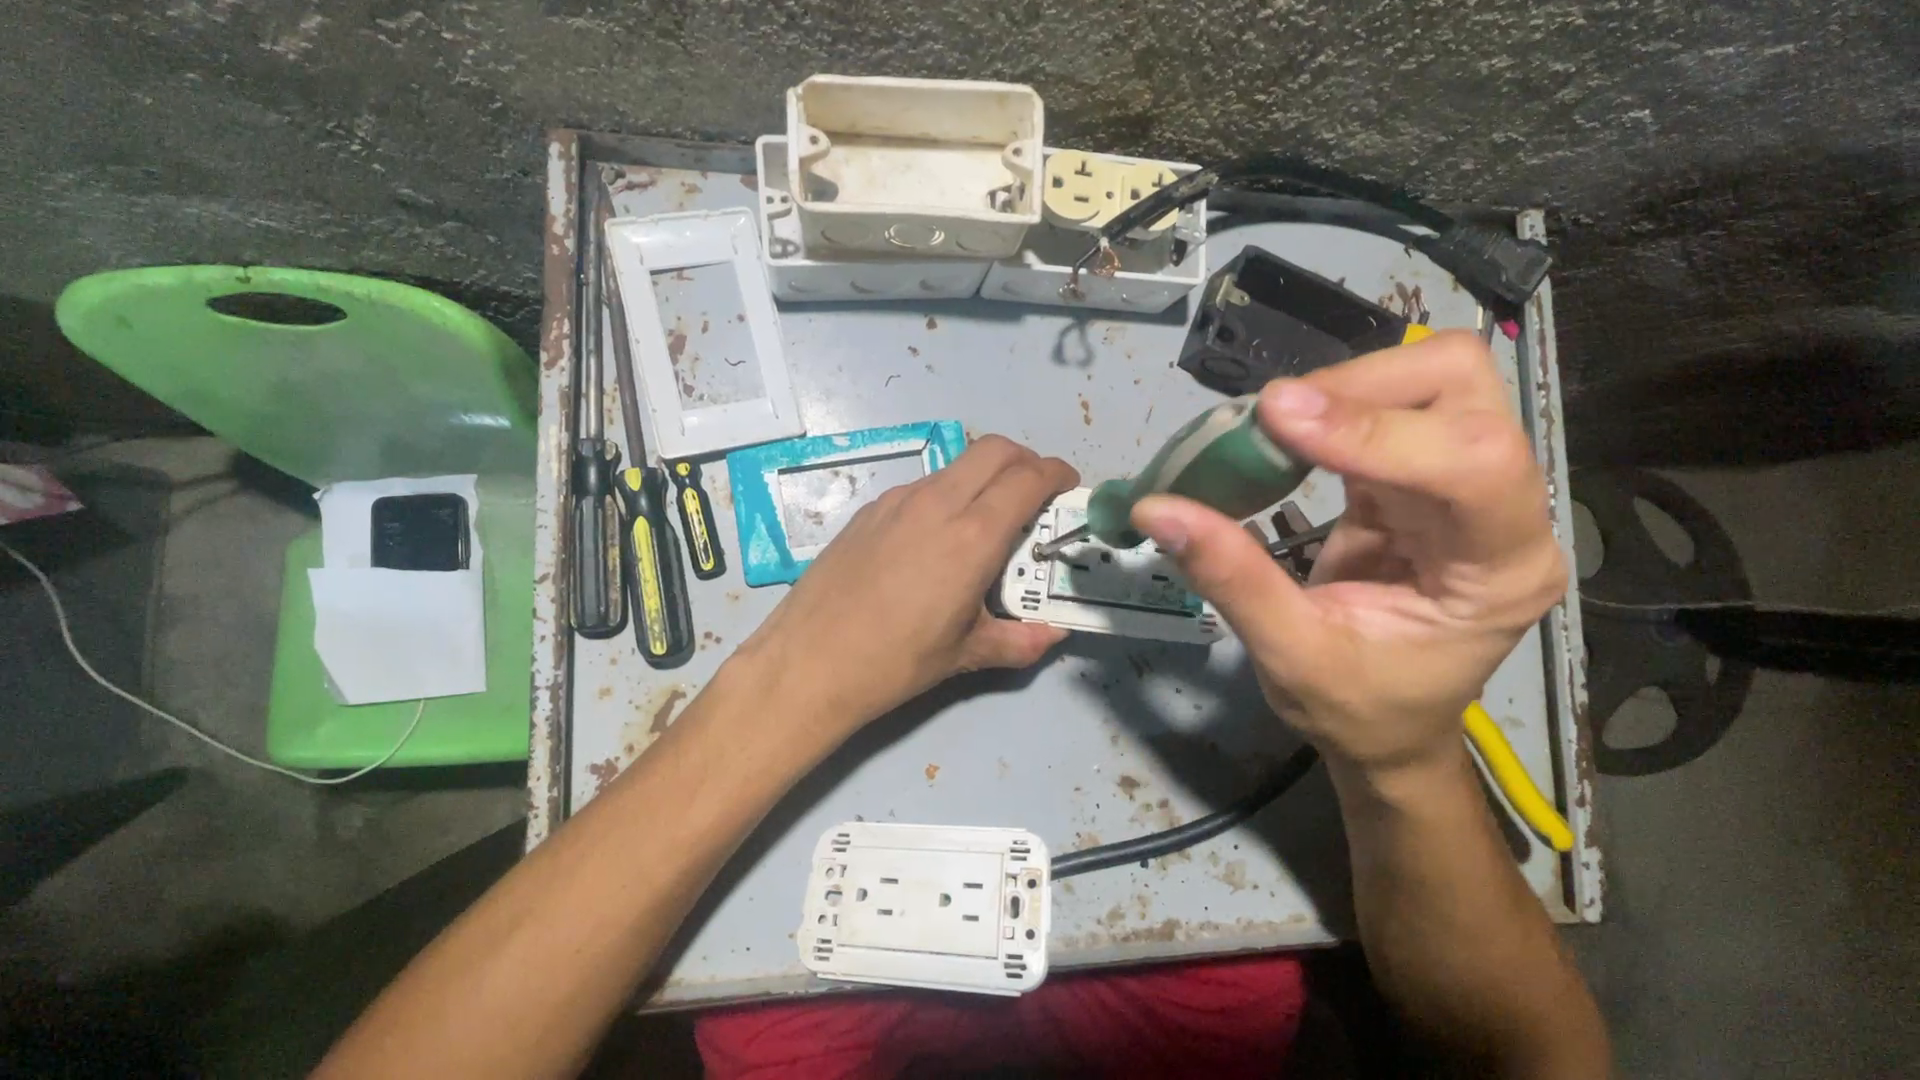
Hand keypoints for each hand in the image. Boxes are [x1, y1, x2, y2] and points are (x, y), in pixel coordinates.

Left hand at [738, 435, 1078, 734]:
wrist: (809, 662)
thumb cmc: (895, 662)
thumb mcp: (965, 655)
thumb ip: (1019, 641)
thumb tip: (1053, 636)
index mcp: (972, 536)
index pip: (1027, 478)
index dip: (1056, 474)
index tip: (1068, 487)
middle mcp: (936, 504)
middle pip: (994, 450)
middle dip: (1025, 461)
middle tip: (1035, 494)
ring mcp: (897, 502)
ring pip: (955, 465)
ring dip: (984, 477)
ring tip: (988, 520)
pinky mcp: (868, 511)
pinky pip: (921, 486)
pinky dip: (947, 494)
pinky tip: (937, 539)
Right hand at [1131, 332, 1567, 776]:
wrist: (1389, 730)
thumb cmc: (1359, 708)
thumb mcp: (1291, 655)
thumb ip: (1233, 578)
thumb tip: (1156, 508)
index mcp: (1501, 570)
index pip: (1472, 463)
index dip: (1375, 429)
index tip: (1276, 416)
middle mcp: (1505, 510)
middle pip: (1463, 389)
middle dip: (1362, 386)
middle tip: (1272, 419)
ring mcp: (1466, 483)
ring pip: (1429, 380)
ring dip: (1342, 387)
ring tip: (1268, 425)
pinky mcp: (1421, 474)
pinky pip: (1387, 406)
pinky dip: (1328, 406)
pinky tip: (1281, 432)